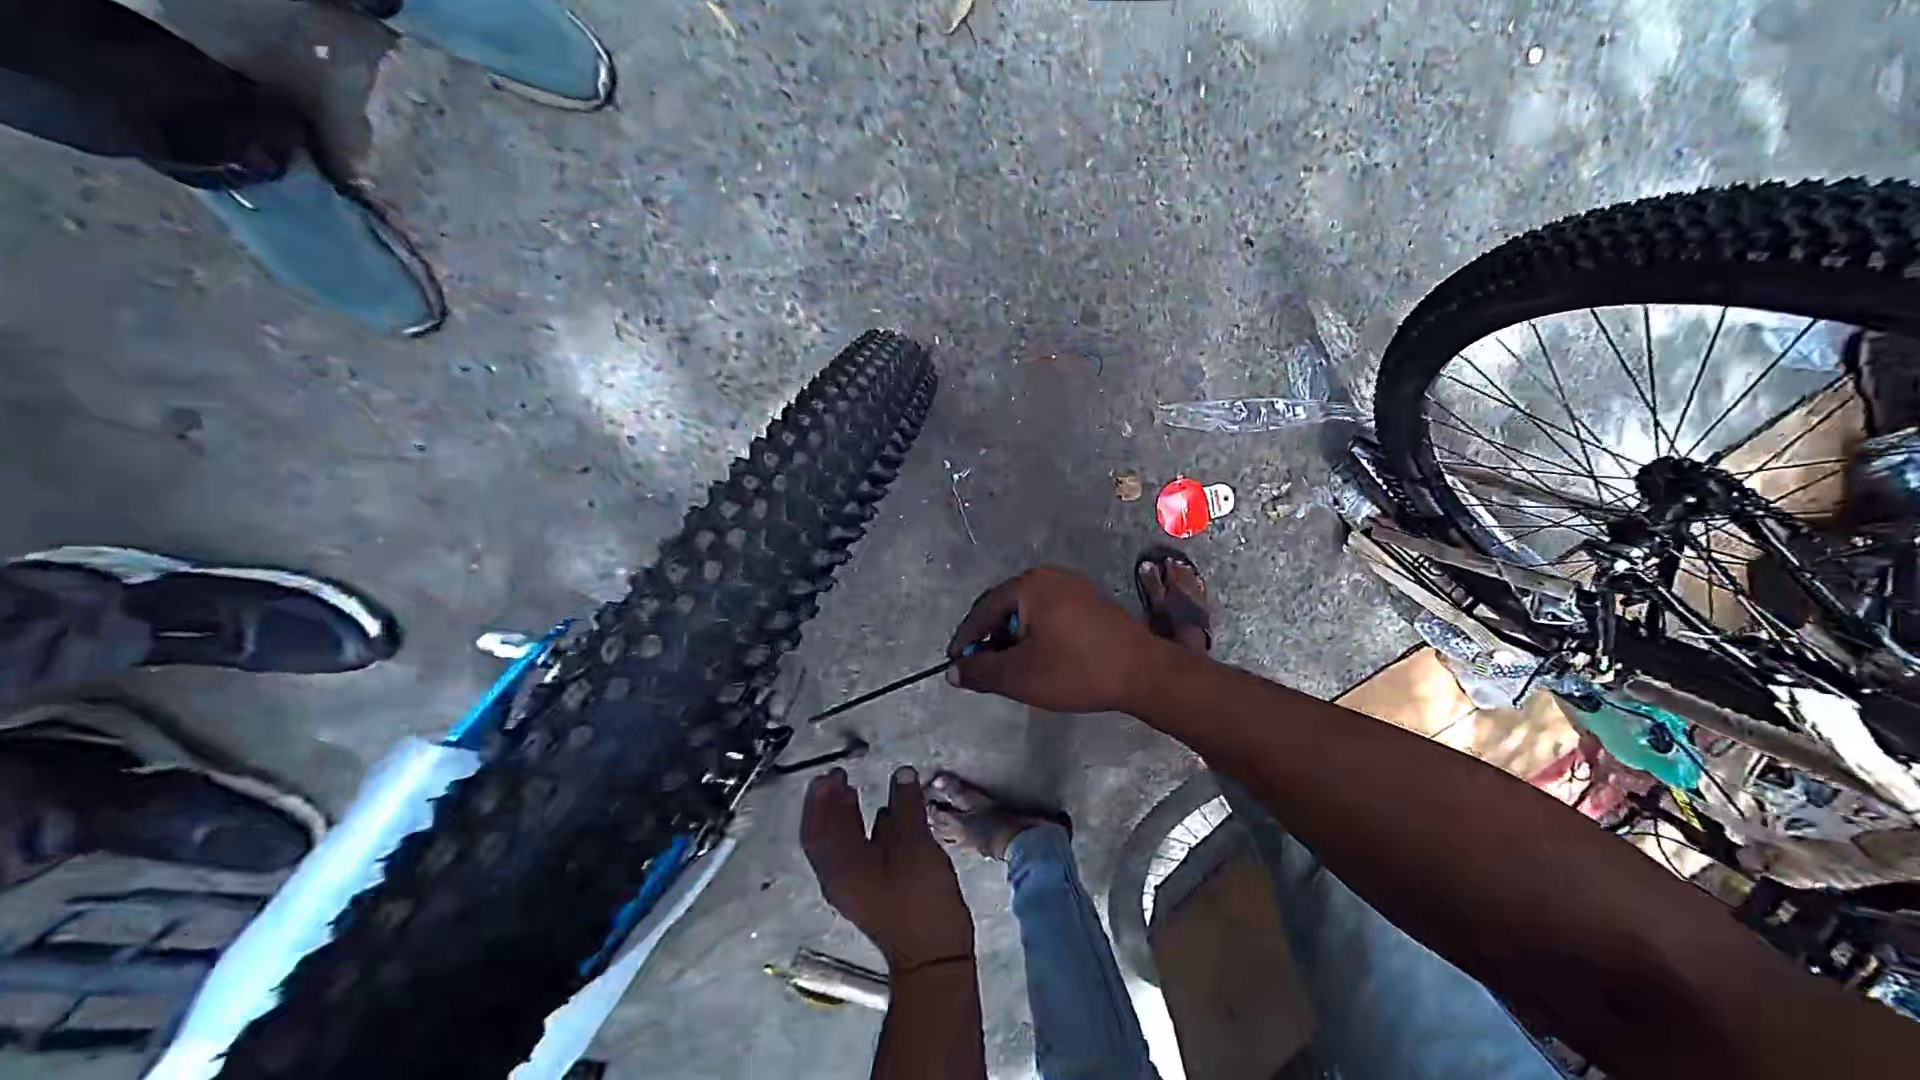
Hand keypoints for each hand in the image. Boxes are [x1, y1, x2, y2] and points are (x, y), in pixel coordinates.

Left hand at [801, 765, 974, 972]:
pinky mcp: (875, 894)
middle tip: (839, 778)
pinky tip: (886, 818)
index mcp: (841, 867)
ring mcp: (857, 889)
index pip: (818, 827)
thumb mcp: (915, 845)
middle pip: (826, 836)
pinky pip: (861, 856)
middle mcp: (840, 878)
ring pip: (843, 846)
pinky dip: (867, 833)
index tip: (829, 775)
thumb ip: (906, 806)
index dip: (820, 798)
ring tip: (856, 792)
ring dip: (847, 818)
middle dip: (830, 805)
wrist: (934, 955)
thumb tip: (903, 774)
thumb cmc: (918, 898)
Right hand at [944, 566, 1166, 712]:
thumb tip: (954, 672)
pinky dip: (1037, 634)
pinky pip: (1050, 614)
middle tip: (982, 667)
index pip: (983, 609)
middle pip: (1005, 607)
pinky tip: (1040, 658)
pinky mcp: (1091, 602)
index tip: (954, 662)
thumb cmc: (1077, 670)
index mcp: (1029, 585)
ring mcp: (1074, 586)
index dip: (966, 638)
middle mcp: (1050, 576)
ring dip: (1014, 638)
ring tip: (1011, 667)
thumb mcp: (1019, 676)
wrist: (1144, 673)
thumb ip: (981, 672)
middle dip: (991, 638)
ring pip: (1029, 612)